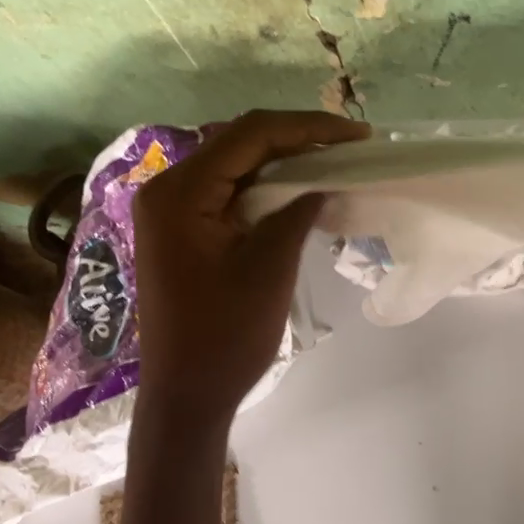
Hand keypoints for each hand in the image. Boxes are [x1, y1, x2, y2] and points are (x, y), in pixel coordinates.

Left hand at [132, 110, 369, 419]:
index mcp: (180, 192)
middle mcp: (167, 190)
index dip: (308, 128)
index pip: (250, 135)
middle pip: (238, 143)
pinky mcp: (180, 232)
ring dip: (281, 161)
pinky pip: (226, 193)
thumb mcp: (269, 267)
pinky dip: (263, 188)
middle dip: (296, 139)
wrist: (186, 394)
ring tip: (332, 161)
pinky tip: (298, 192)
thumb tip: (320, 183)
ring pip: (233, 166)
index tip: (357, 135)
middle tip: (348, 145)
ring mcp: (170, 212)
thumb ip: (295, 212)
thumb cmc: (225, 335)